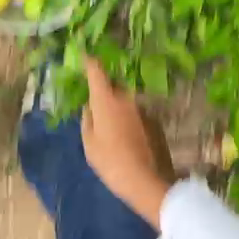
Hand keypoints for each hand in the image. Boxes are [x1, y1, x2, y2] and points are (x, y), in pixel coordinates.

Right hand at [81, 57, 176, 227]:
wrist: (147, 182)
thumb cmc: (111, 163)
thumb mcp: (89, 145)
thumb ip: (87, 120)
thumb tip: (89, 107)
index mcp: (106, 99)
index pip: (96, 69)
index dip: (89, 61)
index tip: (83, 57)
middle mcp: (125, 96)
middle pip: (112, 85)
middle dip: (103, 92)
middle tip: (97, 109)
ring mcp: (142, 107)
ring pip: (125, 101)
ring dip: (118, 109)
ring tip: (113, 130)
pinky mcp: (154, 120)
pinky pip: (136, 114)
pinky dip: (130, 120)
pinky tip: (128, 140)